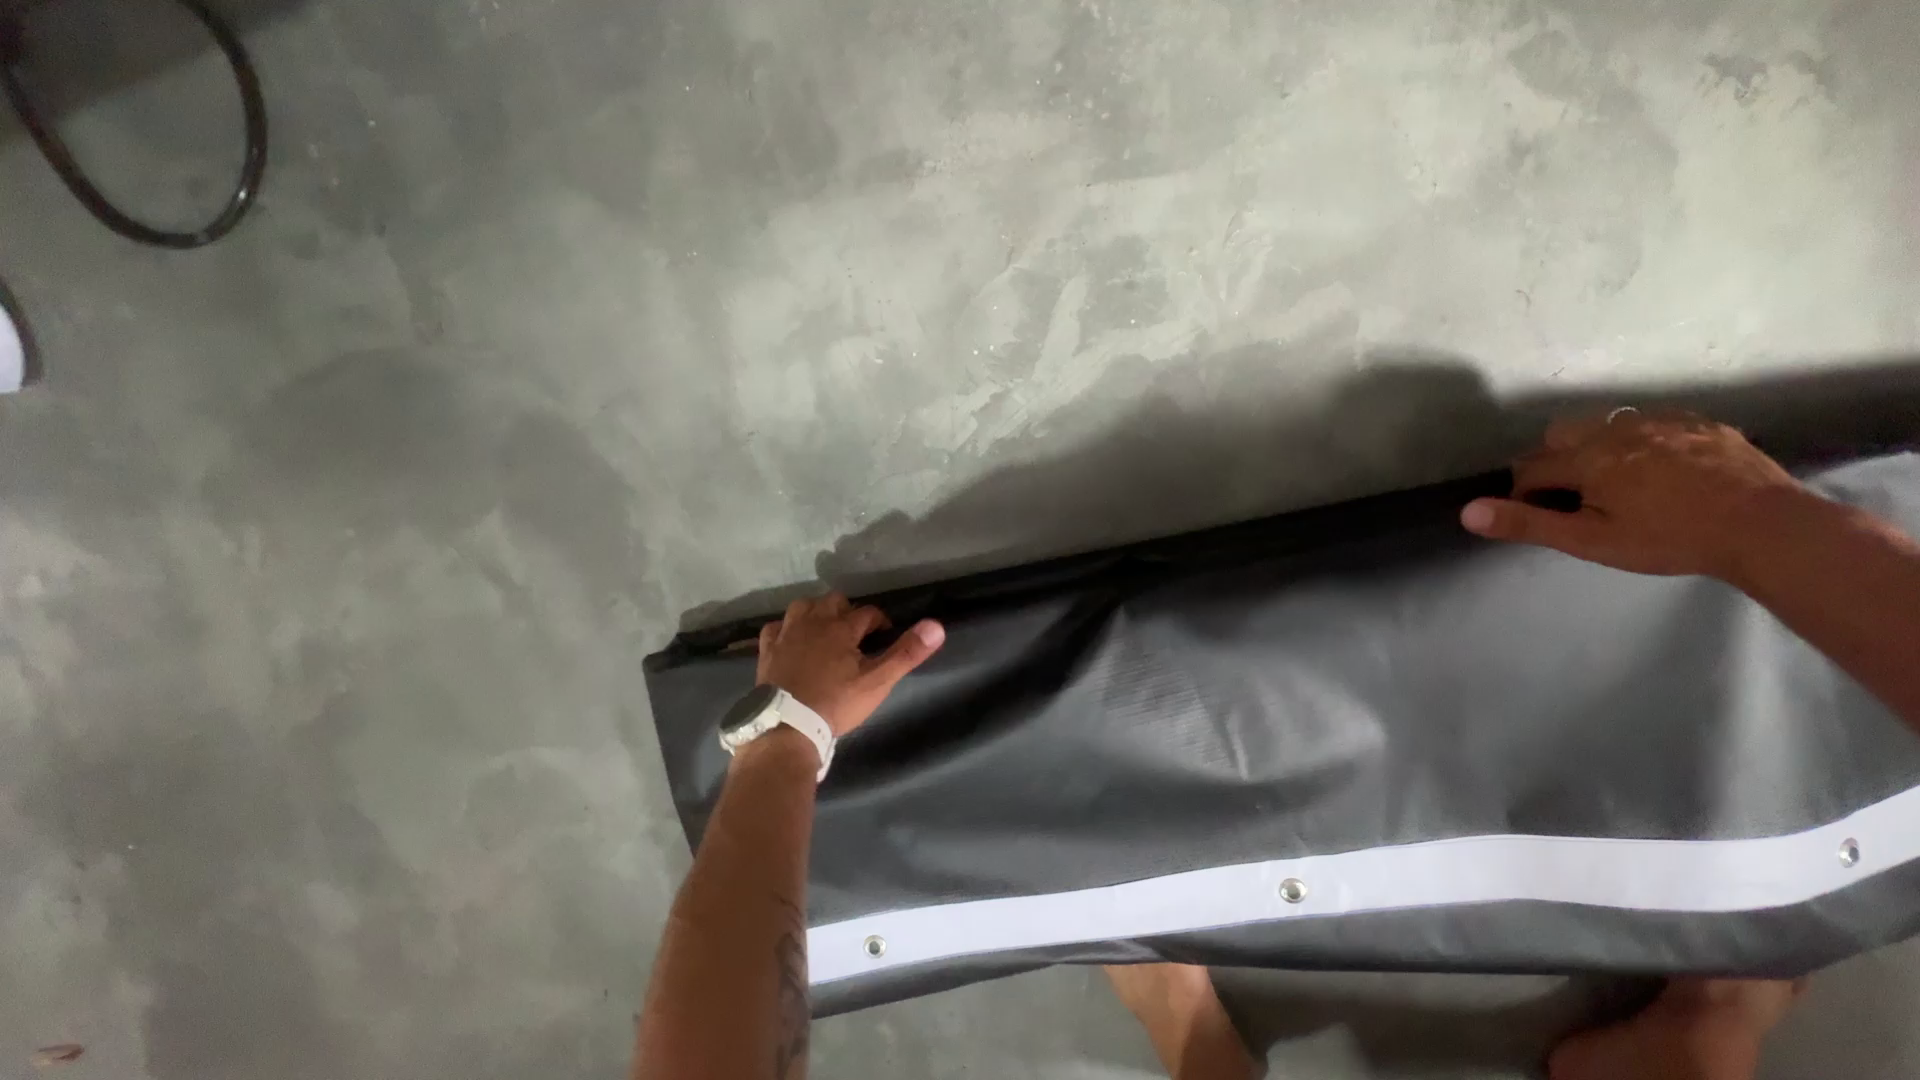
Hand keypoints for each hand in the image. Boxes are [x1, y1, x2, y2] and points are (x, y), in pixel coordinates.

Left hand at [755, 592, 945, 734]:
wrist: (788, 726)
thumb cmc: (836, 703)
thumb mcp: (877, 681)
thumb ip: (906, 653)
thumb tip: (936, 625)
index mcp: (842, 627)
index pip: (868, 612)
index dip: (880, 622)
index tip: (886, 636)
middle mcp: (813, 621)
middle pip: (834, 601)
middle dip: (848, 612)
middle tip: (856, 635)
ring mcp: (787, 634)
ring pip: (803, 607)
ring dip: (816, 613)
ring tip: (825, 631)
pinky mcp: (768, 650)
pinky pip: (776, 627)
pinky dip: (786, 629)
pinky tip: (791, 639)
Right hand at [1459, 410, 1805, 578]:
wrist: (1766, 527)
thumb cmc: (1669, 539)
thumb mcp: (1590, 540)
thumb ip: (1526, 523)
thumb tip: (1465, 511)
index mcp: (1585, 458)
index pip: (1530, 469)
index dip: (1526, 496)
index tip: (1543, 518)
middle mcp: (1616, 430)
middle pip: (1561, 435)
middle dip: (1555, 462)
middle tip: (1575, 499)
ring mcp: (1662, 423)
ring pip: (1606, 424)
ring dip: (1595, 448)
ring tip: (1616, 483)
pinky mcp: (1701, 425)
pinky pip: (1653, 423)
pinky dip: (1641, 442)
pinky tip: (1660, 470)